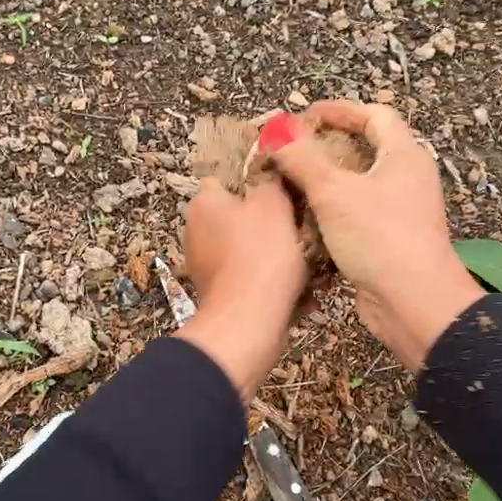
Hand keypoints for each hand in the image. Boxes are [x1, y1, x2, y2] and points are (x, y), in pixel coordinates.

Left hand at [177, 176, 308, 398]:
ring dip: (274, 255)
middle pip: (237, 217)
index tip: (280, 193)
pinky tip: (298, 290)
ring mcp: (204, 266)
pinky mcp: (218, 293)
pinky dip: (270, 282)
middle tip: (298, 227)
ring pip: (246, 250)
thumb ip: (270, 184)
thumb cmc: (260, 253)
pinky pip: (249, 278)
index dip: (252, 183)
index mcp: (203, 204)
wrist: (249, 320)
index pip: (223, 180)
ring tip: (306, 262)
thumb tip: (268, 180)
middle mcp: (195, 232)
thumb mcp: (273, 204)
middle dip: (266, 223)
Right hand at [267, 101, 481, 369]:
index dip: (339, 111)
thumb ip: (303, 158)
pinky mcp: (387, 240)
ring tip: (289, 182)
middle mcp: (406, 178)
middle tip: (290, 150)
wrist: (415, 303)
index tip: (304, 117)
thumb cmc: (380, 237)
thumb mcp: (334, 192)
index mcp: (404, 156)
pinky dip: (330, 212)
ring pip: (357, 184)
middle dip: (326, 147)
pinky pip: (355, 214)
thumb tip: (277, 131)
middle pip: (365, 149)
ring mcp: (399, 211)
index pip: (374, 115)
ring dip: (324, 181)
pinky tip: (302, 219)